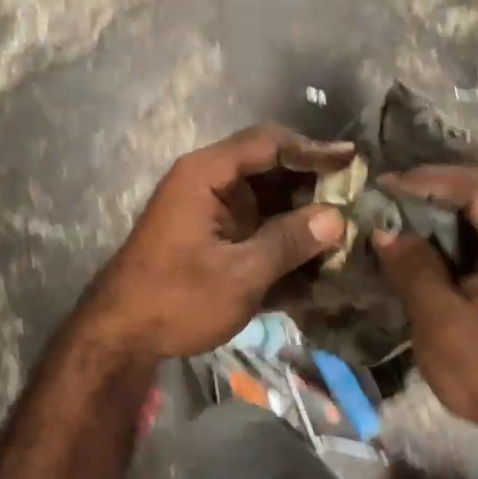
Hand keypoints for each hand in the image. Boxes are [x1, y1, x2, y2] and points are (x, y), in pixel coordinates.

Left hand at [77, 124, 353, 359]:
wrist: (120, 335)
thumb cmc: (175, 299)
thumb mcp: (239, 275)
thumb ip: (288, 242)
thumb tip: (336, 218)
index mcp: (205, 174)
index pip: (267, 143)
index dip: (311, 149)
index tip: (352, 159)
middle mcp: (209, 181)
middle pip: (270, 166)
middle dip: (312, 182)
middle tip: (357, 196)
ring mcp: (211, 208)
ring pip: (267, 196)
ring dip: (302, 210)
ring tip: (346, 226)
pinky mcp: (214, 234)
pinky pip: (257, 222)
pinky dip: (283, 233)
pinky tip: (316, 255)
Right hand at [374, 156, 477, 444]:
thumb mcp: (442, 327)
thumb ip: (413, 270)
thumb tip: (383, 228)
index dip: (429, 178)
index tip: (384, 184)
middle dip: (441, 173)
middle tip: (395, 186)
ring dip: (452, 186)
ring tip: (408, 198)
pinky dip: (464, 206)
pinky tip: (432, 219)